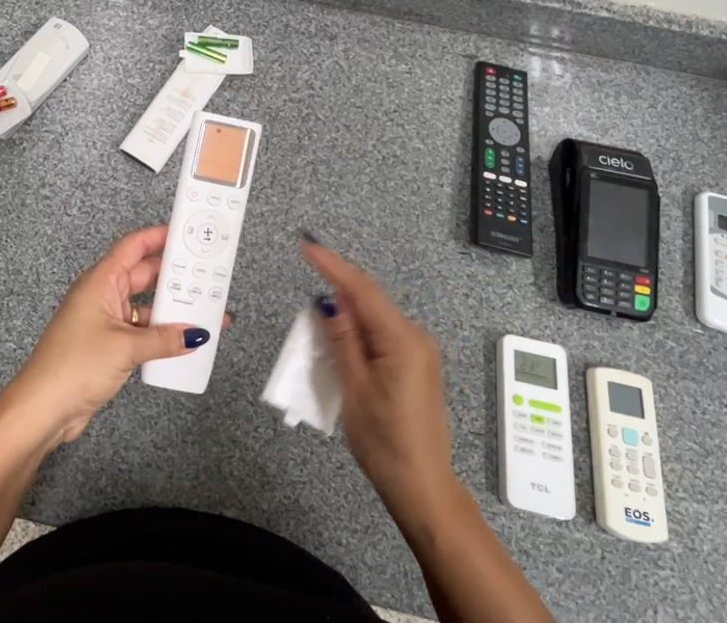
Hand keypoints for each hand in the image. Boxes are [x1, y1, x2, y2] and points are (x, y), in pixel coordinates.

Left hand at [0, 226, 210, 447]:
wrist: (44, 407)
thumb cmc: (72, 367)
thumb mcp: (125, 347)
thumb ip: (163, 339)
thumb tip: (194, 334)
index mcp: (100, 282)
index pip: (133, 246)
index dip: (159, 236)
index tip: (186, 234)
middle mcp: (102, 295)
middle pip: (143, 274)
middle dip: (174, 275)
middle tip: (206, 275)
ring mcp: (105, 320)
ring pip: (145, 304)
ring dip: (171, 308)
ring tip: (204, 309)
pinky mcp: (108, 343)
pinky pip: (141, 329)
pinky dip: (161, 332)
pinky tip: (183, 340)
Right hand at [302, 234, 459, 517]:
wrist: (420, 484)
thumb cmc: (384, 440)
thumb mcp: (354, 388)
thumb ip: (342, 339)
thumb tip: (328, 300)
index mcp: (403, 341)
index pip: (362, 291)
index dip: (333, 265)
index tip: (307, 244)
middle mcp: (416, 339)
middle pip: (370, 301)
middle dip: (338, 286)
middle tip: (306, 271)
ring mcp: (418, 352)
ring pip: (375, 318)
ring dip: (346, 312)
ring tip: (316, 313)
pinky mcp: (414, 365)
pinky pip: (381, 335)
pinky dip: (358, 331)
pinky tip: (339, 337)